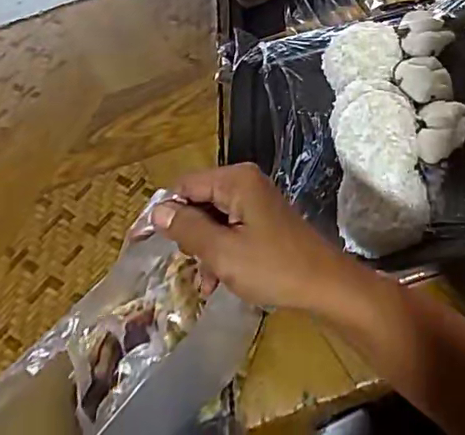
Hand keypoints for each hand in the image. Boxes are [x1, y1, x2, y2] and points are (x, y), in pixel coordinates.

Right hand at [153, 164, 366, 313]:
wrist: (322, 284)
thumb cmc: (272, 266)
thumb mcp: (222, 252)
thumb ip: (188, 229)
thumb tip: (157, 211)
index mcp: (235, 180)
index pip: (185, 186)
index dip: (163, 212)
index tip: (143, 241)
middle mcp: (245, 182)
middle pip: (199, 200)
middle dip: (188, 234)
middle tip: (188, 265)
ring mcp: (256, 200)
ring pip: (213, 218)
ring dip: (204, 249)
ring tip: (206, 282)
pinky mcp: (263, 218)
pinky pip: (230, 228)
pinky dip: (221, 251)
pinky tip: (218, 281)